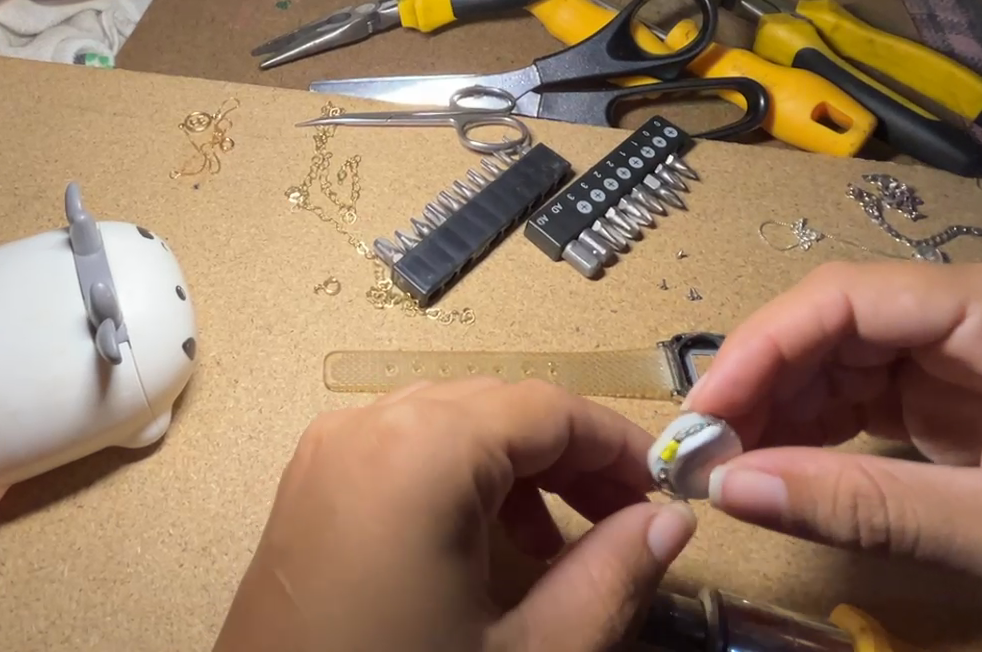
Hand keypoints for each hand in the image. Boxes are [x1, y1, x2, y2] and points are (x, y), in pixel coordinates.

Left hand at [214, 378, 696, 651]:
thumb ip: (609, 576)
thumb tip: (670, 522)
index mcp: (421, 448)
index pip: (543, 407)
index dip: (614, 441)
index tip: (664, 489)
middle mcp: (370, 420)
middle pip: (494, 404)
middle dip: (566, 454)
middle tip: (623, 519)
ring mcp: (331, 442)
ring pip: (448, 418)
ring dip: (513, 463)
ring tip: (558, 542)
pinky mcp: (311, 473)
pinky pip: (402, 443)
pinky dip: (455, 473)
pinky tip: (483, 538)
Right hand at [684, 259, 981, 651]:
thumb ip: (864, 508)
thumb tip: (729, 489)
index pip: (846, 301)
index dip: (760, 349)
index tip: (704, 412)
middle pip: (838, 327)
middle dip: (767, 382)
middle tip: (706, 444)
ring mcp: (980, 360)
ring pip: (848, 364)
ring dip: (786, 409)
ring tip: (732, 457)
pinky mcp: (977, 408)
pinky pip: (875, 405)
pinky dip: (824, 434)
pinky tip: (785, 461)